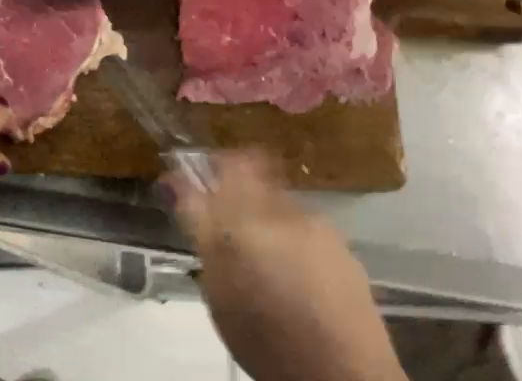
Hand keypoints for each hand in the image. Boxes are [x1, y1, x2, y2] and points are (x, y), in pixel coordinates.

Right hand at [169, 152, 405, 380]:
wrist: (344, 379)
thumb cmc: (265, 334)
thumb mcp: (215, 283)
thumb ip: (197, 224)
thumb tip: (175, 180)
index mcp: (250, 212)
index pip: (229, 161)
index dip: (209, 165)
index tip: (191, 183)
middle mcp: (289, 211)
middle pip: (257, 179)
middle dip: (234, 194)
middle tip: (218, 227)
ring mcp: (323, 231)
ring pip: (280, 207)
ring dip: (262, 219)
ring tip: (254, 257)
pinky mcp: (346, 255)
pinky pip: (305, 231)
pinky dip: (289, 241)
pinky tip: (286, 275)